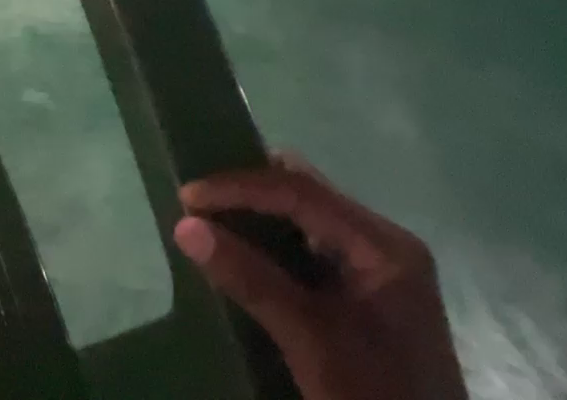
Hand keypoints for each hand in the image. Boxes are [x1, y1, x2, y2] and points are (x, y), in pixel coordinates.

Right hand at [173, 155, 465, 399]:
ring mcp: (374, 268)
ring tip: (208, 223)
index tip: (187, 197)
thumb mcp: (310, 338)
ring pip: (302, 216)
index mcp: (383, 245)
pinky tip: (239, 255)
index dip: (238, 187)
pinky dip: (267, 242)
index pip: (301, 190)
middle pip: (304, 192)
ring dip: (254, 215)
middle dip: (246, 192)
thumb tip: (184, 226)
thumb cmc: (373, 395)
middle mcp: (382, 244)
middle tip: (196, 205)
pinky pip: (306, 245)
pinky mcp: (361, 292)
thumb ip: (250, 279)